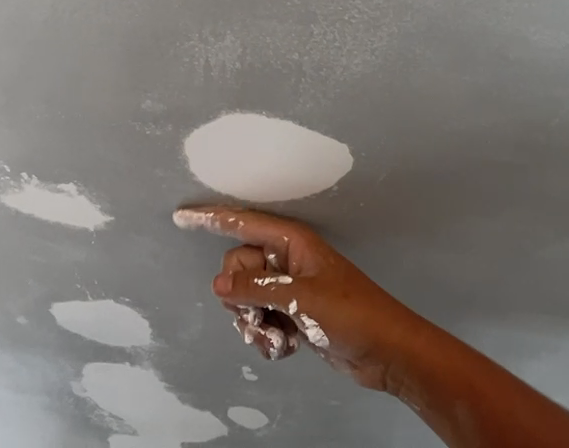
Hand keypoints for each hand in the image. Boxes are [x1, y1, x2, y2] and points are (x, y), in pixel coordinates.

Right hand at [173, 205, 425, 390]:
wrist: (388, 352)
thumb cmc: (353, 314)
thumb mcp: (301, 300)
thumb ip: (256, 290)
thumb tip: (218, 287)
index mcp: (290, 241)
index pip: (240, 224)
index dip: (210, 219)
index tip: (181, 217)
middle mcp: (285, 259)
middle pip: (237, 269)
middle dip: (241, 297)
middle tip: (262, 316)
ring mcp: (288, 288)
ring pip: (245, 298)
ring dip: (255, 322)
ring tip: (279, 337)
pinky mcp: (292, 313)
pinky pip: (259, 319)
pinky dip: (266, 336)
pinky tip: (287, 347)